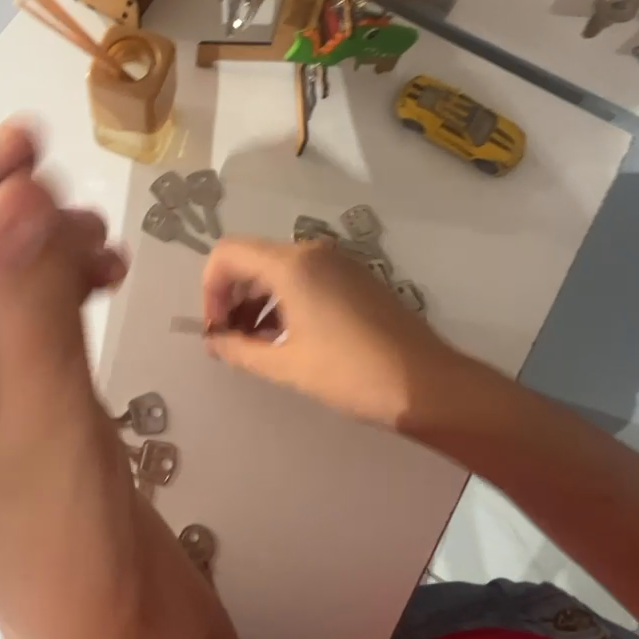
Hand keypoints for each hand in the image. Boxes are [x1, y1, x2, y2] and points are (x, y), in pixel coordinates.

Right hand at [200, 237, 499, 432]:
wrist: (428, 386)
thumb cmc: (351, 374)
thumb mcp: (287, 366)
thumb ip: (239, 349)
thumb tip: (213, 340)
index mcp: (291, 265)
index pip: (227, 254)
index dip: (210, 290)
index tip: (215, 329)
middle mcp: (312, 252)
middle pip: (251, 260)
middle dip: (232, 297)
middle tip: (230, 341)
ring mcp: (337, 262)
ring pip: (277, 269)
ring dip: (257, 301)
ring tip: (257, 346)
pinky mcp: (355, 277)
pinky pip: (304, 277)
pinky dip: (284, 300)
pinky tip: (288, 339)